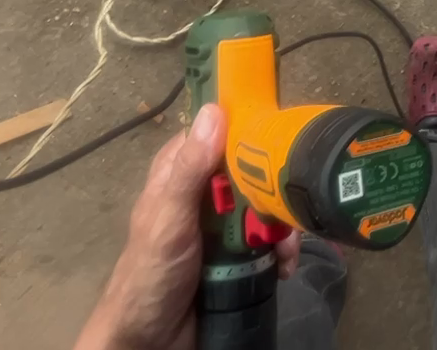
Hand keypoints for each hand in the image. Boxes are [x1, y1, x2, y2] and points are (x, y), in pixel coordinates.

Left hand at [74, 104, 302, 349]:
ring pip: (266, 202)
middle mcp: (205, 189)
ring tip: (287, 248)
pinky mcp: (240, 251)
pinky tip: (285, 264)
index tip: (279, 135)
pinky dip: (282, 249)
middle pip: (252, 168)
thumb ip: (190, 170)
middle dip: (273, 188)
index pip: (221, 131)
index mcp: (182, 170)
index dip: (250, 129)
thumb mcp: (168, 220)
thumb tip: (216, 111)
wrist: (149, 345)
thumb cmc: (149, 276)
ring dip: (282, 225)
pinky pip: (270, 237)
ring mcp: (224, 222)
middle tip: (287, 205)